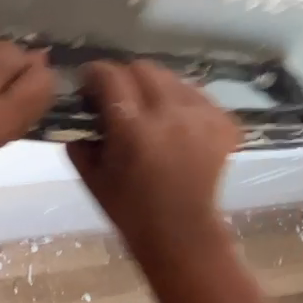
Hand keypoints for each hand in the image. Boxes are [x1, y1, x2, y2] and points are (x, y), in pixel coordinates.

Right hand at [66, 61, 239, 253]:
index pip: (110, 76)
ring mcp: (201, 118)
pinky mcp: (224, 125)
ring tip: (148, 108)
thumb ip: (78, 144)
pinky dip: (181, 101)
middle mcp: (169, 115)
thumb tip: (79, 121)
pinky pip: (198, 95)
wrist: (181, 233)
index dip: (94, 74)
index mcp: (132, 129)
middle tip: (116, 97)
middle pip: (143, 68)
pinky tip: (173, 121)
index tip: (88, 84)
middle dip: (124, 77)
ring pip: (172, 78)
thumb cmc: (130, 209)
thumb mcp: (91, 178)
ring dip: (153, 87)